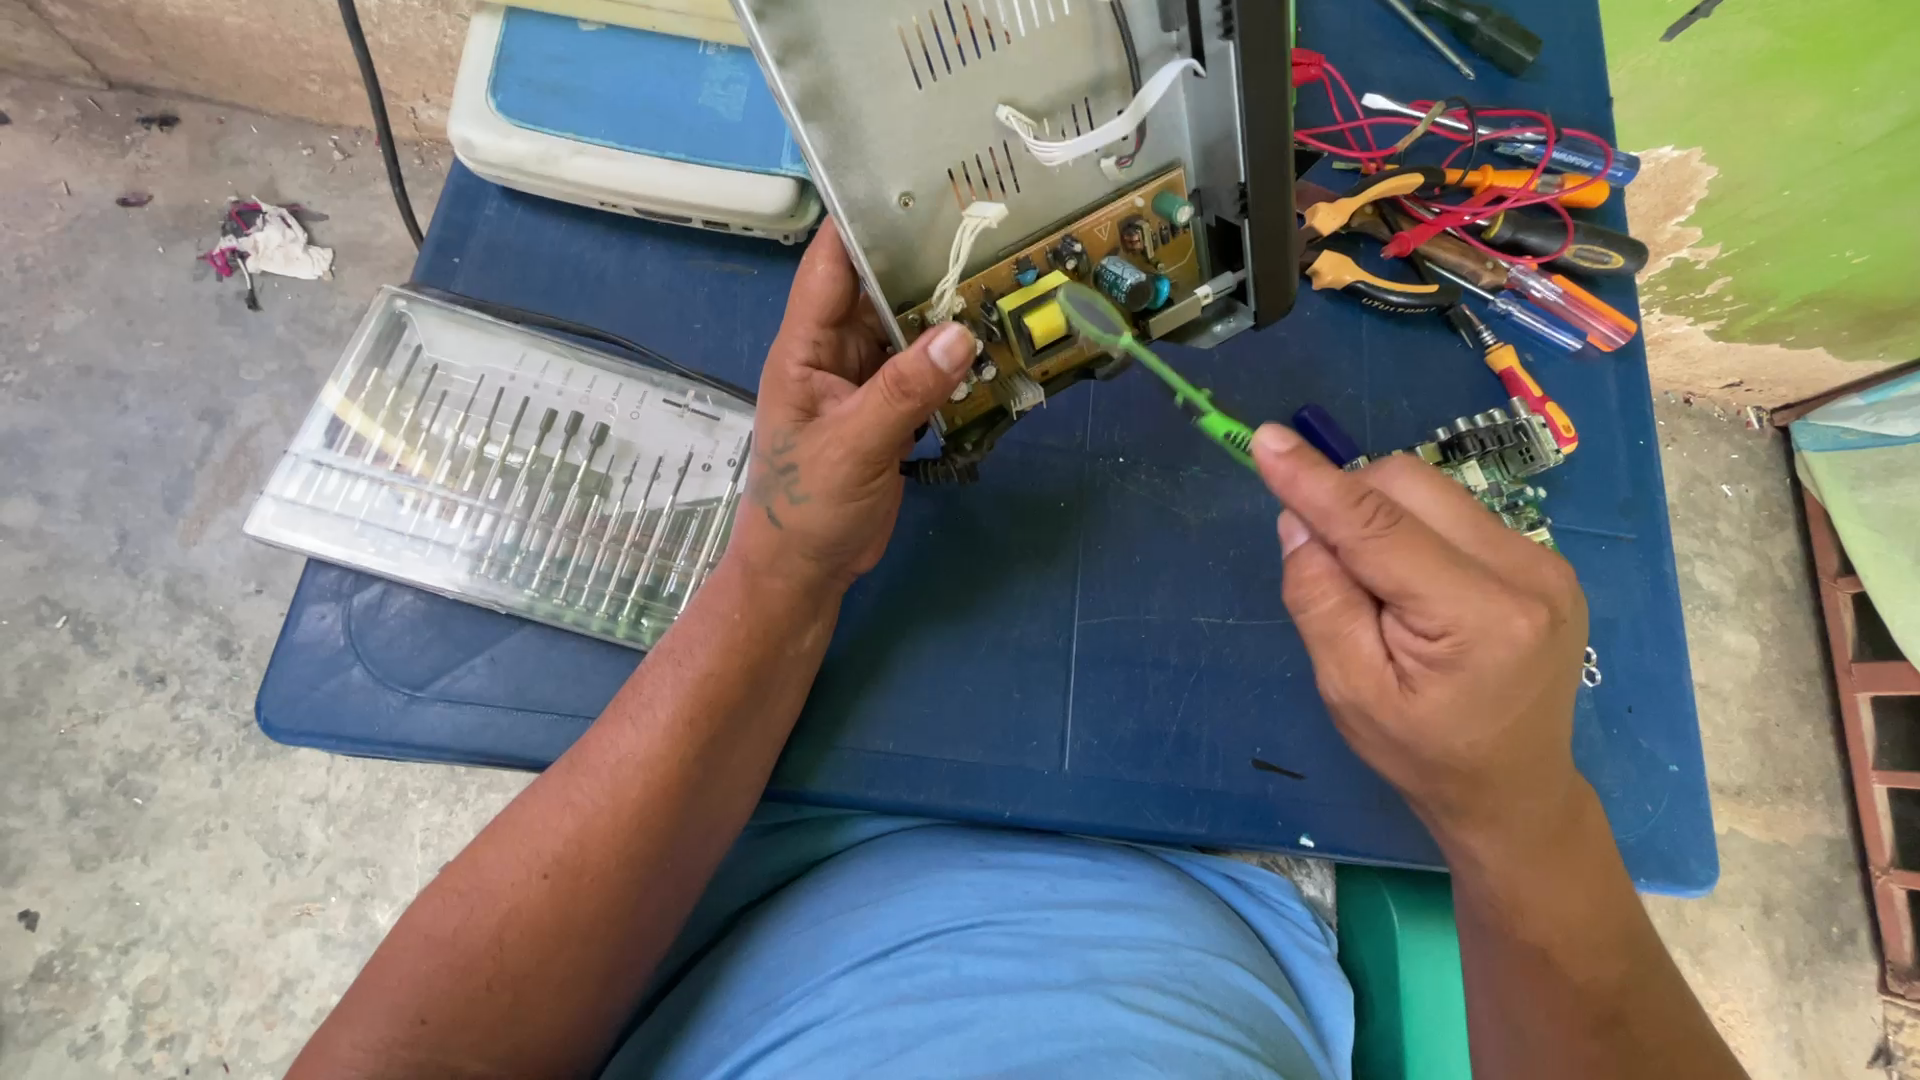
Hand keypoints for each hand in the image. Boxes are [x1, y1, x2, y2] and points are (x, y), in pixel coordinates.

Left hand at [726, 220, 975, 594]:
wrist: (807, 570)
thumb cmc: (807, 507)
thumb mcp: (852, 446)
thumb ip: (904, 392)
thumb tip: (963, 335)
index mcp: (805, 349)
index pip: (830, 267)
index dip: (863, 222)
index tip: (913, 184)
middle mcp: (834, 355)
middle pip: (878, 292)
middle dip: (923, 263)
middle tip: (985, 229)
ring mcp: (864, 385)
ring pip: (906, 333)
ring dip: (945, 315)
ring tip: (1001, 280)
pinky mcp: (888, 414)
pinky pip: (922, 375)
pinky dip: (951, 363)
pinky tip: (991, 348)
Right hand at [1251, 424, 1592, 854]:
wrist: (1512, 789)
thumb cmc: (1419, 751)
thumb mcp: (1347, 688)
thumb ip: (1320, 599)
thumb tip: (1299, 521)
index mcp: (1479, 616)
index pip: (1378, 527)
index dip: (1316, 482)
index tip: (1266, 442)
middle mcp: (1526, 571)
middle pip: (1409, 486)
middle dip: (1347, 500)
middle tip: (1324, 563)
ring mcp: (1543, 560)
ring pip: (1429, 489)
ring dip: (1375, 515)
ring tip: (1372, 589)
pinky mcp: (1540, 559)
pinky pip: (1449, 510)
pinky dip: (1405, 528)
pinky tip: (1405, 584)